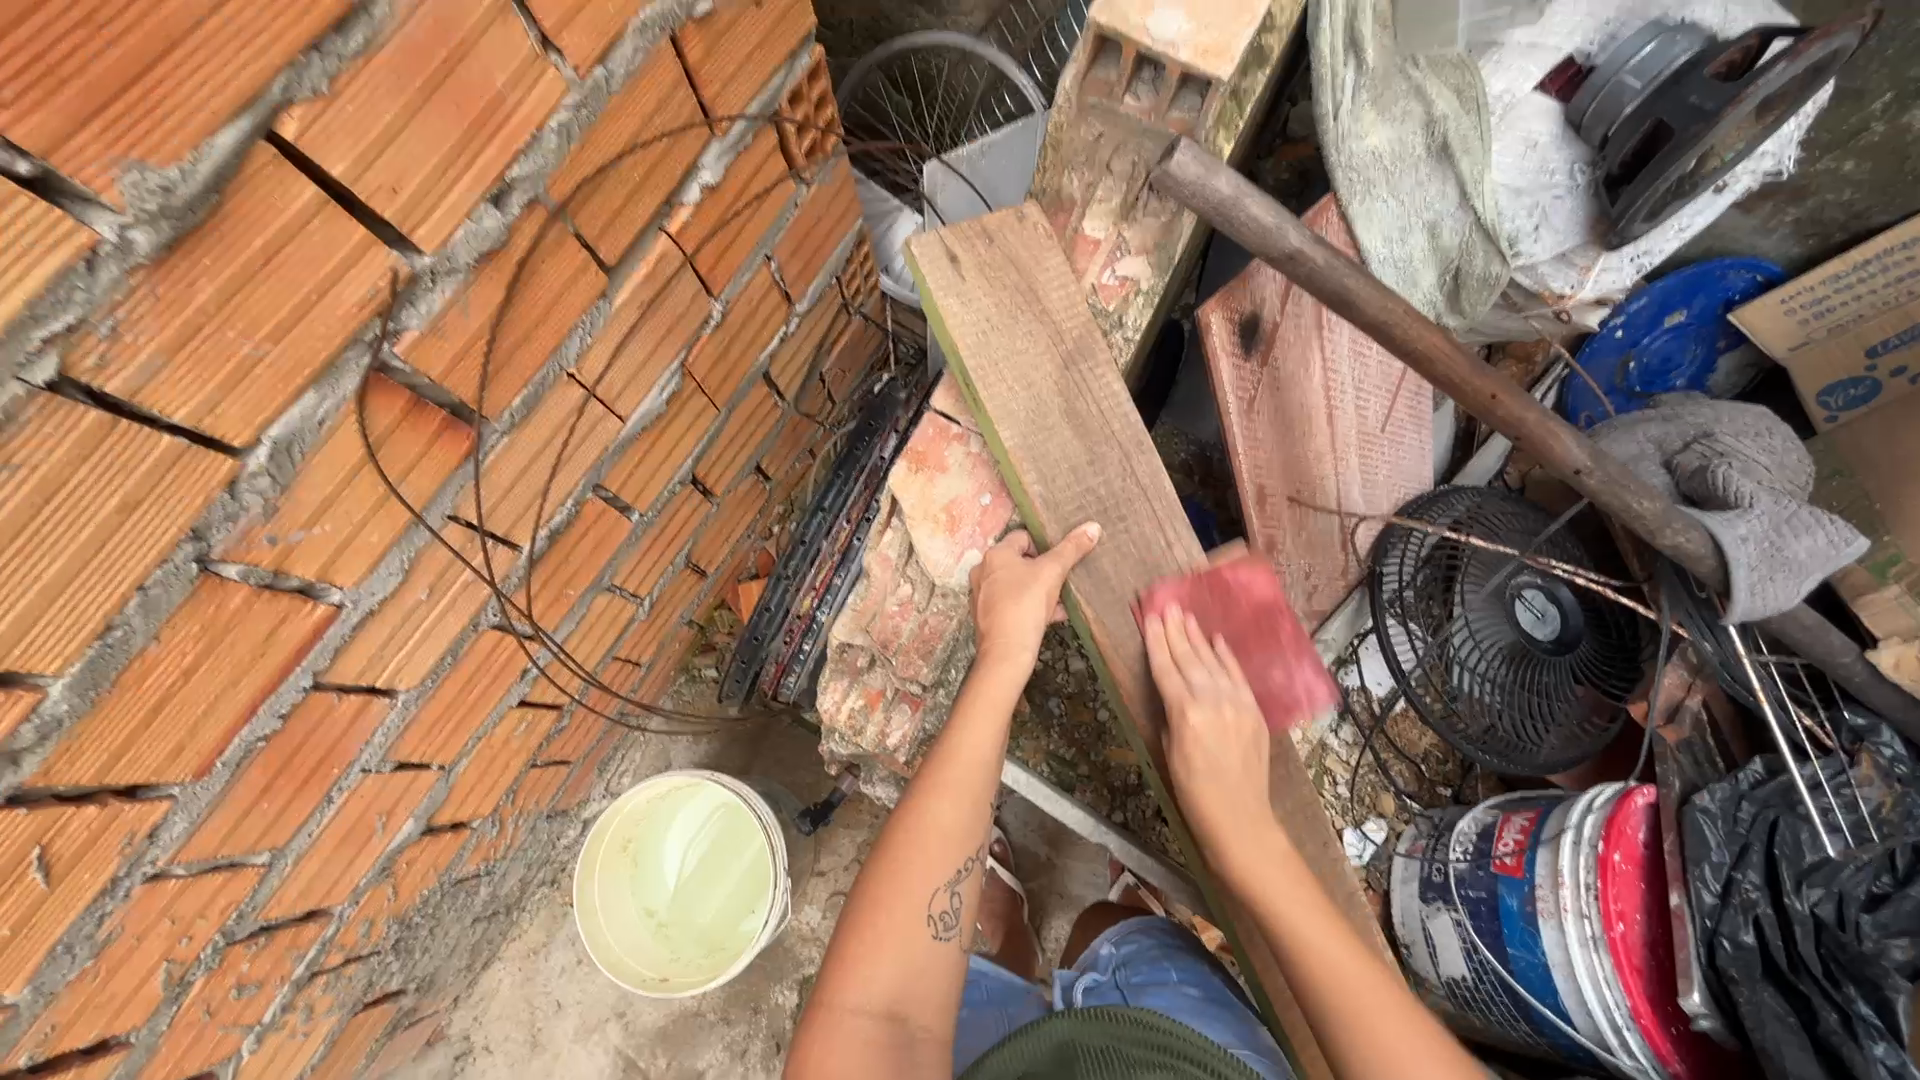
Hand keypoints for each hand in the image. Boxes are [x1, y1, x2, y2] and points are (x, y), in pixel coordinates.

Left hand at [969, 524, 1100, 668]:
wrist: (1006, 650)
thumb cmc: (1026, 603)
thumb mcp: (1053, 571)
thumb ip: (1072, 548)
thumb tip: (1093, 526)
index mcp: (995, 554)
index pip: (1022, 537)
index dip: (1043, 544)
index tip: (1059, 558)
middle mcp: (983, 571)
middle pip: (1019, 563)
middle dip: (1042, 571)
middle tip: (1061, 579)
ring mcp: (982, 596)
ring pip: (1016, 586)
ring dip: (1038, 591)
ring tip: (1060, 600)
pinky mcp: (986, 617)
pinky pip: (1011, 605)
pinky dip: (1029, 608)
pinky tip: (1051, 617)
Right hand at [1143, 605, 1281, 886]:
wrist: (1239, 817)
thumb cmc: (1192, 792)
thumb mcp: (1168, 751)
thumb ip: (1170, 715)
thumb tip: (1171, 690)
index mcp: (1185, 712)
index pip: (1166, 667)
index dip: (1156, 641)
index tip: (1149, 616)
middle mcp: (1212, 700)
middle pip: (1189, 658)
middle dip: (1175, 630)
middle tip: (1167, 605)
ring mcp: (1237, 703)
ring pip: (1213, 662)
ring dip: (1198, 637)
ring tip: (1186, 615)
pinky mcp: (1254, 711)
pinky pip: (1237, 675)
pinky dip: (1226, 656)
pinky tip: (1216, 639)